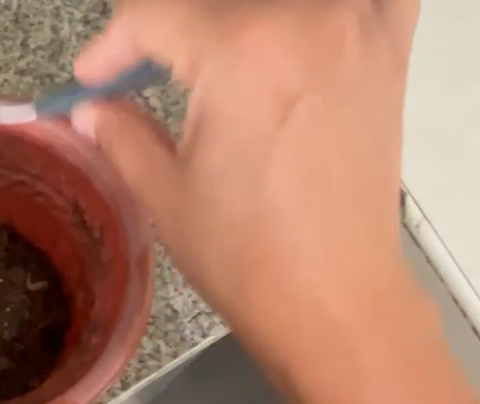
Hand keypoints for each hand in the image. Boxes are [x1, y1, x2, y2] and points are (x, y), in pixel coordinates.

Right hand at [73, 0, 420, 371]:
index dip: (110, 46)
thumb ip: (121, 136)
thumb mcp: (166, 196)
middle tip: (139, 76)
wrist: (331, 297)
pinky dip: (330, 6)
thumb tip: (88, 108)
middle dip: (166, 30)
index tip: (87, 81)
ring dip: (234, 17)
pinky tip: (302, 30)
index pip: (155, 15)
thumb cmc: (243, 256)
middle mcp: (307, 13)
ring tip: (210, 67)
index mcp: (241, 49)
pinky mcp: (391, 48)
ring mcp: (359, 21)